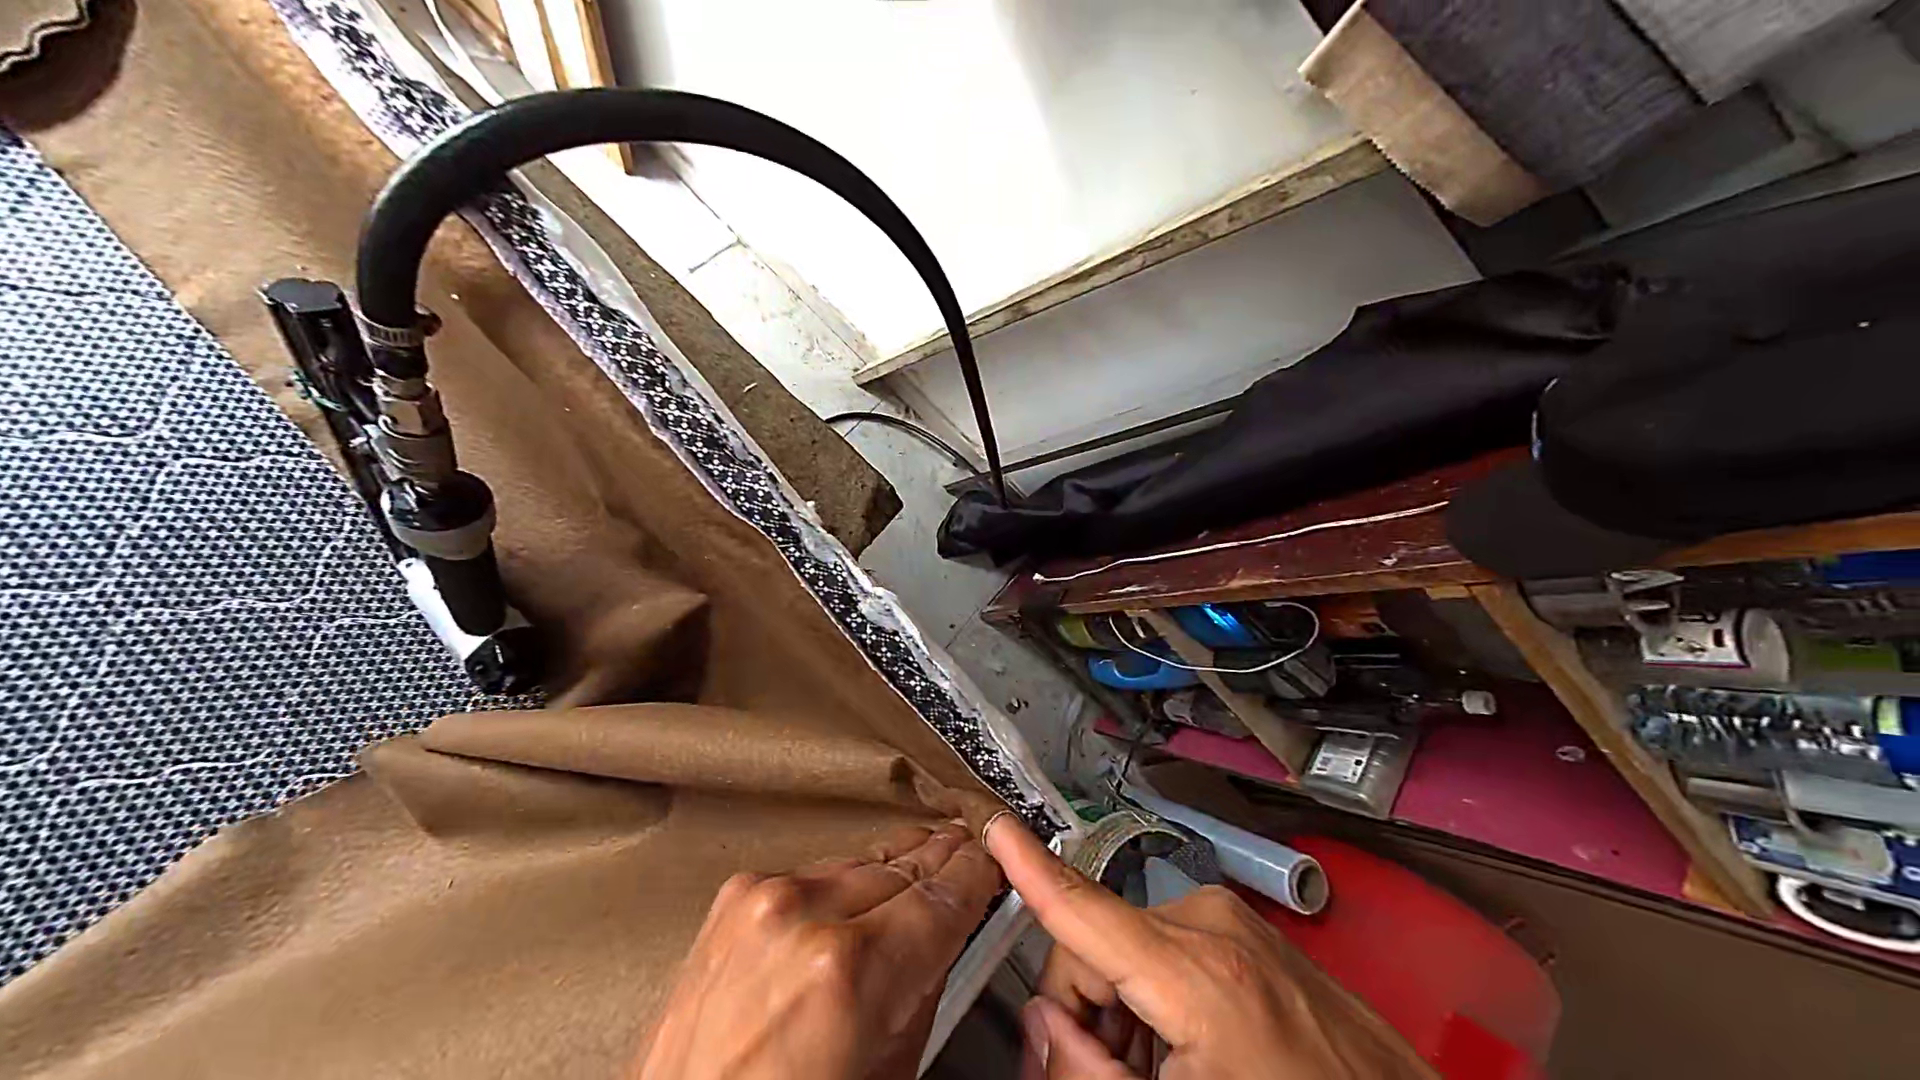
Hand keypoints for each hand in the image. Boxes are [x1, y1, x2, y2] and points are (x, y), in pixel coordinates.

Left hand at [633, 821, 1003, 1079]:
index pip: (943, 894)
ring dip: (894, 875)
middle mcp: (805, 916)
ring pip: (864, 862)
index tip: (992, 865)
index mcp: (850, 972)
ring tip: (918, 877)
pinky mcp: (739, 892)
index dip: (977, 875)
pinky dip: (844, 887)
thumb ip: (926, 987)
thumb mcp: (889, 1071)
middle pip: (906, 867)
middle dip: (942, 866)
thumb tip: (948, 928)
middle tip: (966, 858)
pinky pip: (818, 873)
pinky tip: (859, 901)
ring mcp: (765, 897)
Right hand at [983, 816, 1429, 1079]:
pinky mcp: (1248, 933)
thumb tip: (1040, 1019)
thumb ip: (1091, 1074)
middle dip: (1081, 1008)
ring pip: (1130, 950)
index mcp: (1195, 970)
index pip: (1086, 909)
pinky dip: (1156, 998)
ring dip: (1120, 1009)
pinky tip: (1184, 1054)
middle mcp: (1210, 924)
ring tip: (1153, 1074)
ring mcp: (1234, 923)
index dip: (1031, 868)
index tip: (996, 828)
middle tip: (1093, 1075)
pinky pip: (1170, 952)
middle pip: (1097, 943)